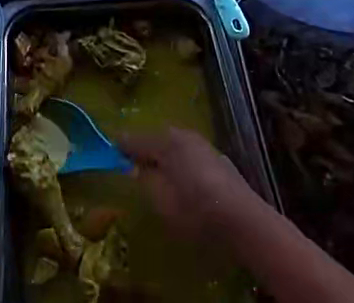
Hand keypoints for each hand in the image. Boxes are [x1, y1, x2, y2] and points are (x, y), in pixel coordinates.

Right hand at [117, 127, 270, 243]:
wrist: (243, 218)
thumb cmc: (195, 210)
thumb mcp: (161, 201)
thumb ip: (145, 182)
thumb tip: (135, 169)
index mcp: (165, 141)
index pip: (137, 139)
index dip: (122, 145)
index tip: (110, 147)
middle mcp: (183, 135)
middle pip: (157, 138)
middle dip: (144, 147)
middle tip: (131, 159)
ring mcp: (203, 145)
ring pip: (175, 144)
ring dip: (164, 153)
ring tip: (155, 168)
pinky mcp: (218, 158)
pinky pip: (189, 154)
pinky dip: (180, 160)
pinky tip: (180, 175)